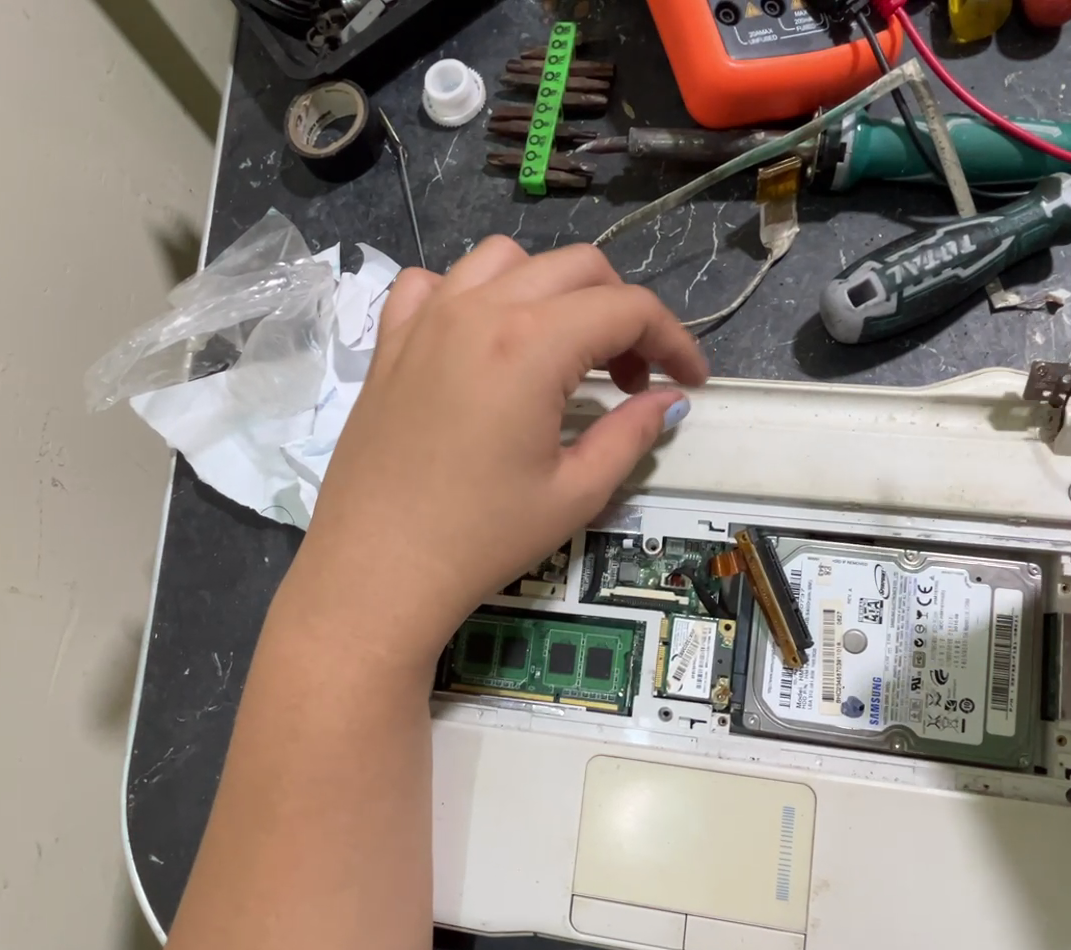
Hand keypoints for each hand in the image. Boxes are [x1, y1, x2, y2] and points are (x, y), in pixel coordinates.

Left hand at [286, 238, 707, 665]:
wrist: (379, 569)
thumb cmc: (483, 538)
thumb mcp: (576, 493)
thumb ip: (632, 434)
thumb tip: (670, 400)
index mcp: (532, 343)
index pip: (627, 309)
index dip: (674, 340)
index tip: (691, 381)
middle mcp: (479, 308)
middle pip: (577, 269)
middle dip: (623, 314)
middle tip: (632, 378)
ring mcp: (427, 317)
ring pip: (508, 260)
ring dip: (554, 292)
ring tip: (563, 352)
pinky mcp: (391, 340)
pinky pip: (437, 283)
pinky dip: (474, 294)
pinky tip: (484, 339)